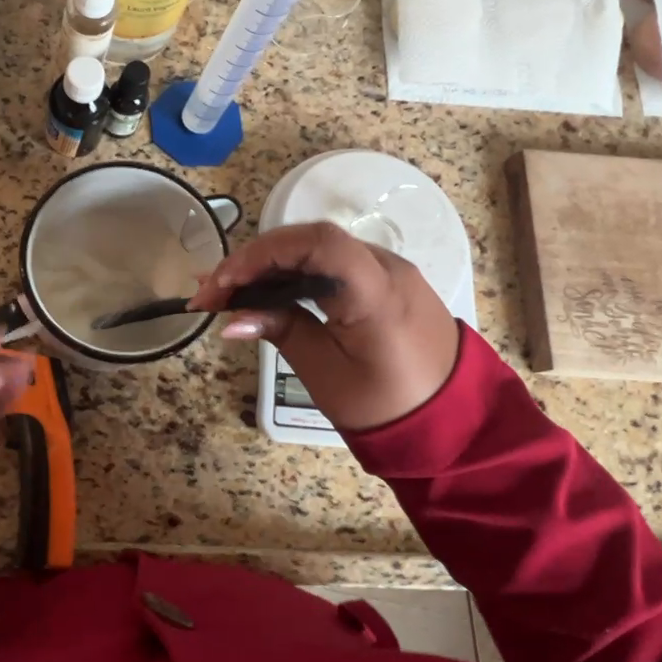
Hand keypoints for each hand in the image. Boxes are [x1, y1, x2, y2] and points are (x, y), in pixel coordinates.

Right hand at [189, 223, 460, 430]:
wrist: (452, 419)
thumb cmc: (385, 404)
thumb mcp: (325, 371)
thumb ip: (280, 330)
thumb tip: (230, 319)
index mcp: (376, 293)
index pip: (316, 244)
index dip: (261, 254)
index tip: (223, 283)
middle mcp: (387, 267)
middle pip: (308, 241)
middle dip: (252, 260)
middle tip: (209, 292)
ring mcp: (389, 270)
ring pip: (316, 249)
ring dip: (267, 264)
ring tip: (223, 290)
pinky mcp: (385, 280)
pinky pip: (331, 263)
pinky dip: (291, 272)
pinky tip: (260, 287)